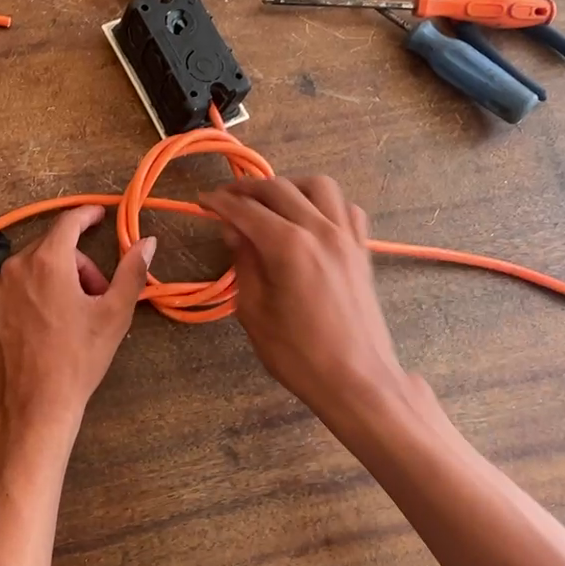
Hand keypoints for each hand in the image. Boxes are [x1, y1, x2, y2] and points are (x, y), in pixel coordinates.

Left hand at [0, 205, 156, 434]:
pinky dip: (23, 300)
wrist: (34, 406)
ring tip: (64, 318)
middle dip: (75, 266)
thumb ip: (132, 271)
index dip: (86, 215)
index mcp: (47, 261)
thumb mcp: (114, 315)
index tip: (98, 216)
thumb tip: (146, 241)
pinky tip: (37, 328)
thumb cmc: (78, 360)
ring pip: (27, 272)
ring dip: (48, 282)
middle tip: (93, 298)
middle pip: (50, 250)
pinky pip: (6, 293)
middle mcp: (13, 268)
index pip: (68, 222)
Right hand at [199, 177, 406, 411]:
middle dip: (247, 189)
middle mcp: (320, 230)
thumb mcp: (254, 312)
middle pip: (279, 189)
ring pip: (318, 186)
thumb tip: (234, 231)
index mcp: (288, 246)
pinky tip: (310, 219)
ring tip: (270, 202)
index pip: (245, 210)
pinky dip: (324, 204)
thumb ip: (243, 263)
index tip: (202, 200)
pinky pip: (346, 208)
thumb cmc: (298, 354)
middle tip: (226, 198)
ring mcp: (346, 237)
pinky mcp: (362, 249)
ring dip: (290, 187)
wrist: (357, 380)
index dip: (219, 202)